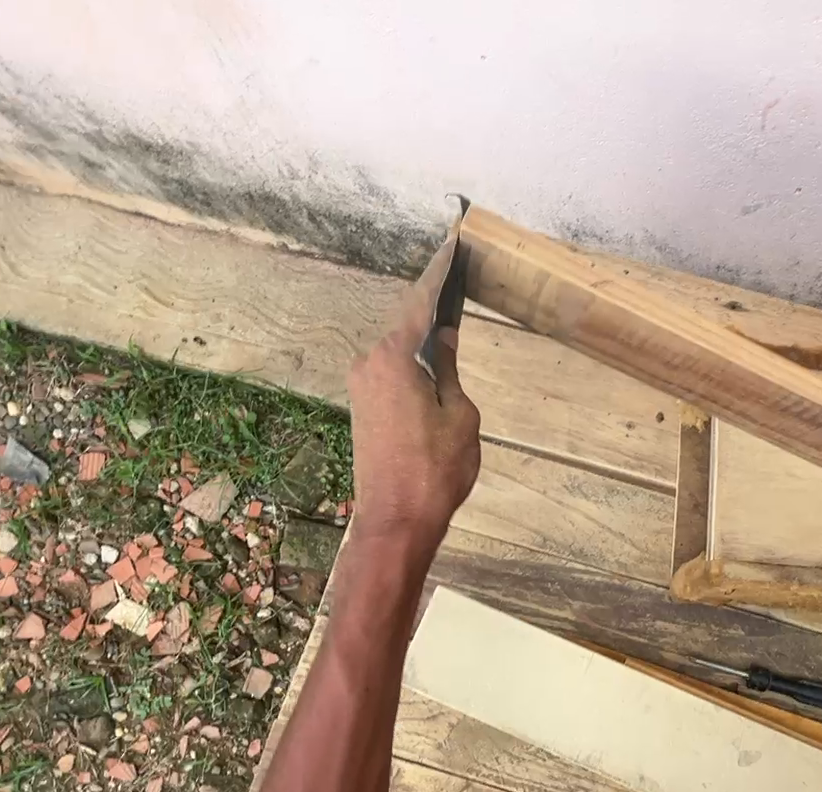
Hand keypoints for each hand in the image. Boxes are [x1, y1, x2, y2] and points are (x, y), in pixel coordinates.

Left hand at [345, 235, 481, 555]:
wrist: (396, 520)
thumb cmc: (436, 470)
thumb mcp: (460, 415)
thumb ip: (450, 370)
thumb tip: (445, 339)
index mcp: (395, 358)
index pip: (420, 302)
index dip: (440, 272)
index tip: (452, 242)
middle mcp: (370, 363)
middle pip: (406, 324)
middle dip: (432, 304)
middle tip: (457, 276)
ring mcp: (362, 386)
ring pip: (399, 349)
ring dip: (422, 337)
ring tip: (450, 317)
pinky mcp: (362, 407)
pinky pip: (392, 370)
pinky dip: (412, 360)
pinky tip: (431, 358)